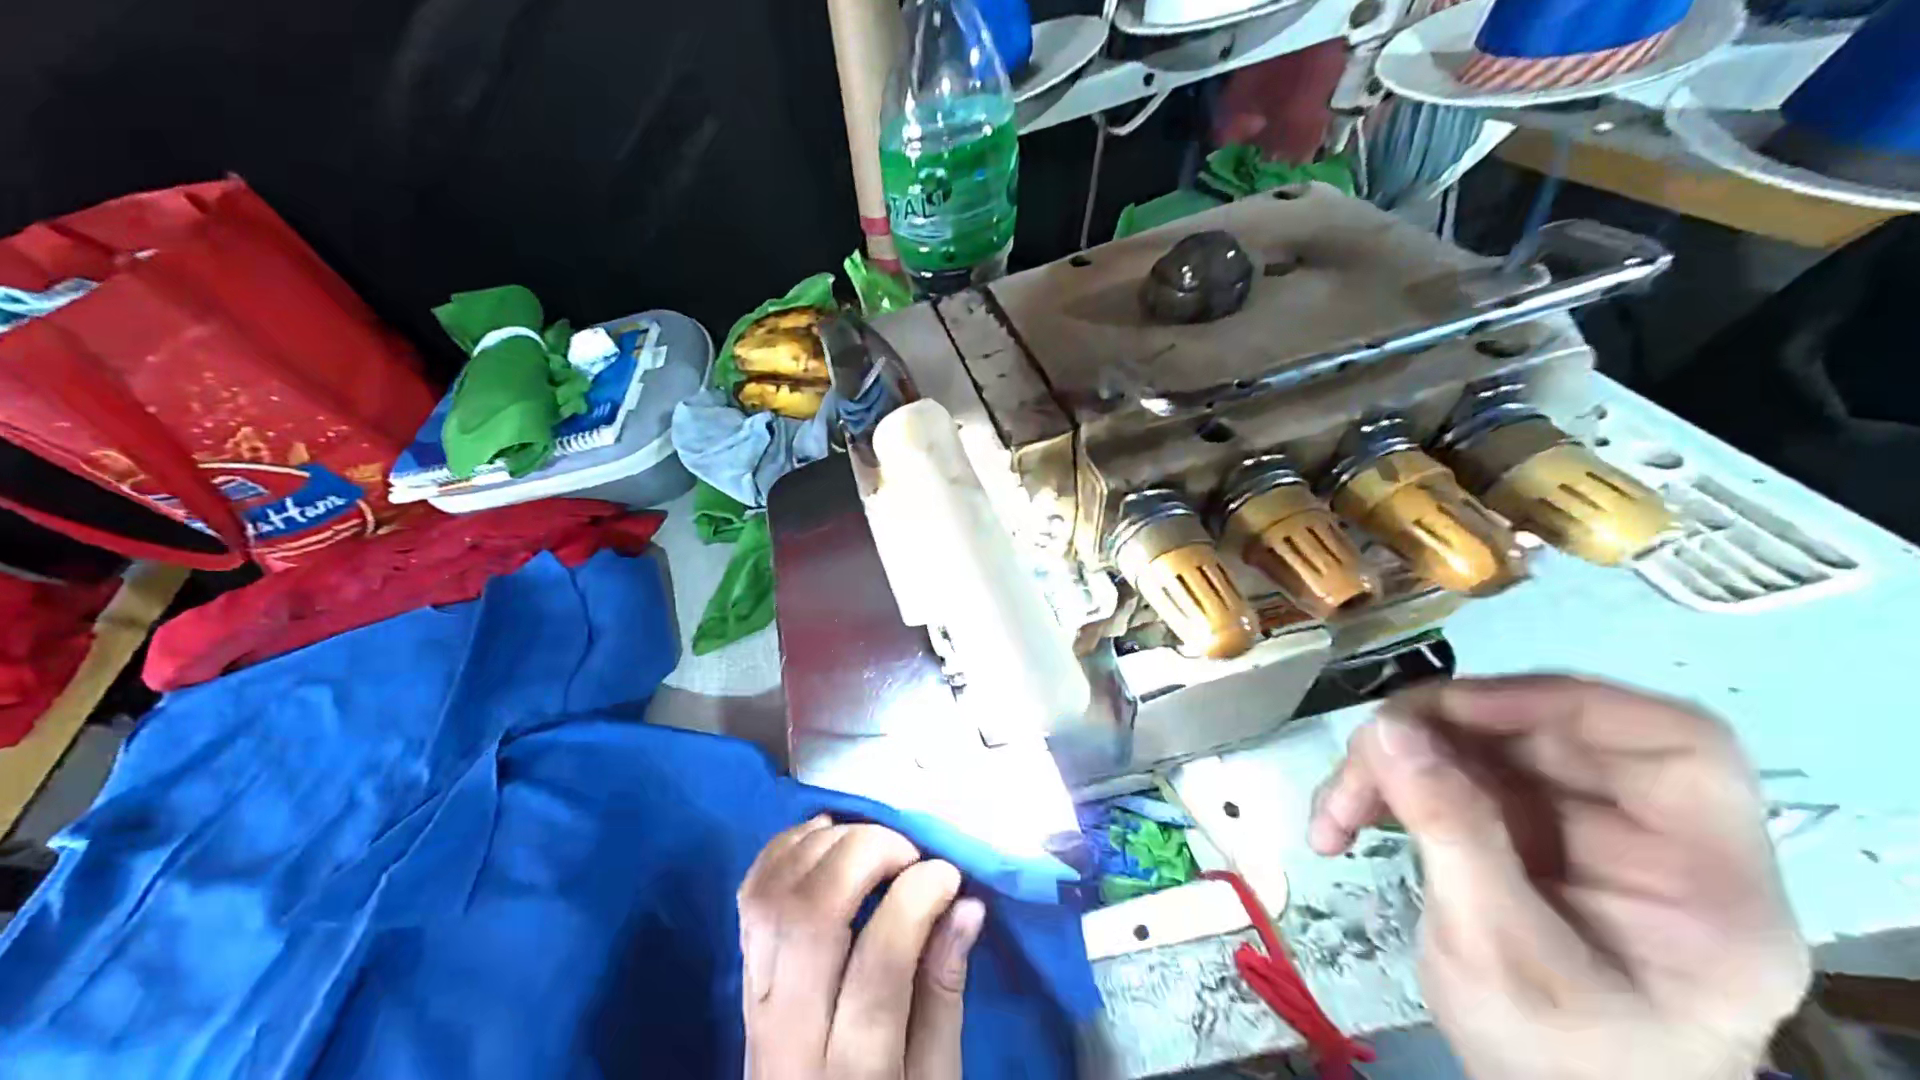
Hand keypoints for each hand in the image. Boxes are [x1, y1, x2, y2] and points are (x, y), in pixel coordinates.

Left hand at [737, 817, 986, 1079]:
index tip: (948, 874)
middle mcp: (789, 1030)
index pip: (879, 962)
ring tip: (872, 842)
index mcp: (854, 1070)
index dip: (916, 899)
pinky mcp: (742, 975)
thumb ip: (945, 990)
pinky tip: (825, 836)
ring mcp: (754, 998)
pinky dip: (787, 849)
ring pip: (773, 894)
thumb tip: (966, 904)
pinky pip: (750, 894)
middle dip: (865, 854)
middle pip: (811, 914)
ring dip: (826, 845)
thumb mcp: (934, 1075)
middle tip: (908, 852)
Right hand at [1309, 677, 1808, 1079]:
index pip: (1669, 741)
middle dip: (1435, 735)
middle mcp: (1642, 835)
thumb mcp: (1500, 952)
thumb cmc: (1554, 1059)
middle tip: (1362, 757)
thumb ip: (1451, 833)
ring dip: (1390, 766)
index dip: (1560, 703)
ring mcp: (1571, 830)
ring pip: (1476, 748)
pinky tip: (1340, 822)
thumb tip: (1385, 727)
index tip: (1455, 711)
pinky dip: (1384, 790)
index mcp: (1701, 876)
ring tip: (1334, 810)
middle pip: (1542, 733)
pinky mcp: (1513, 833)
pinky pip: (1444, 778)